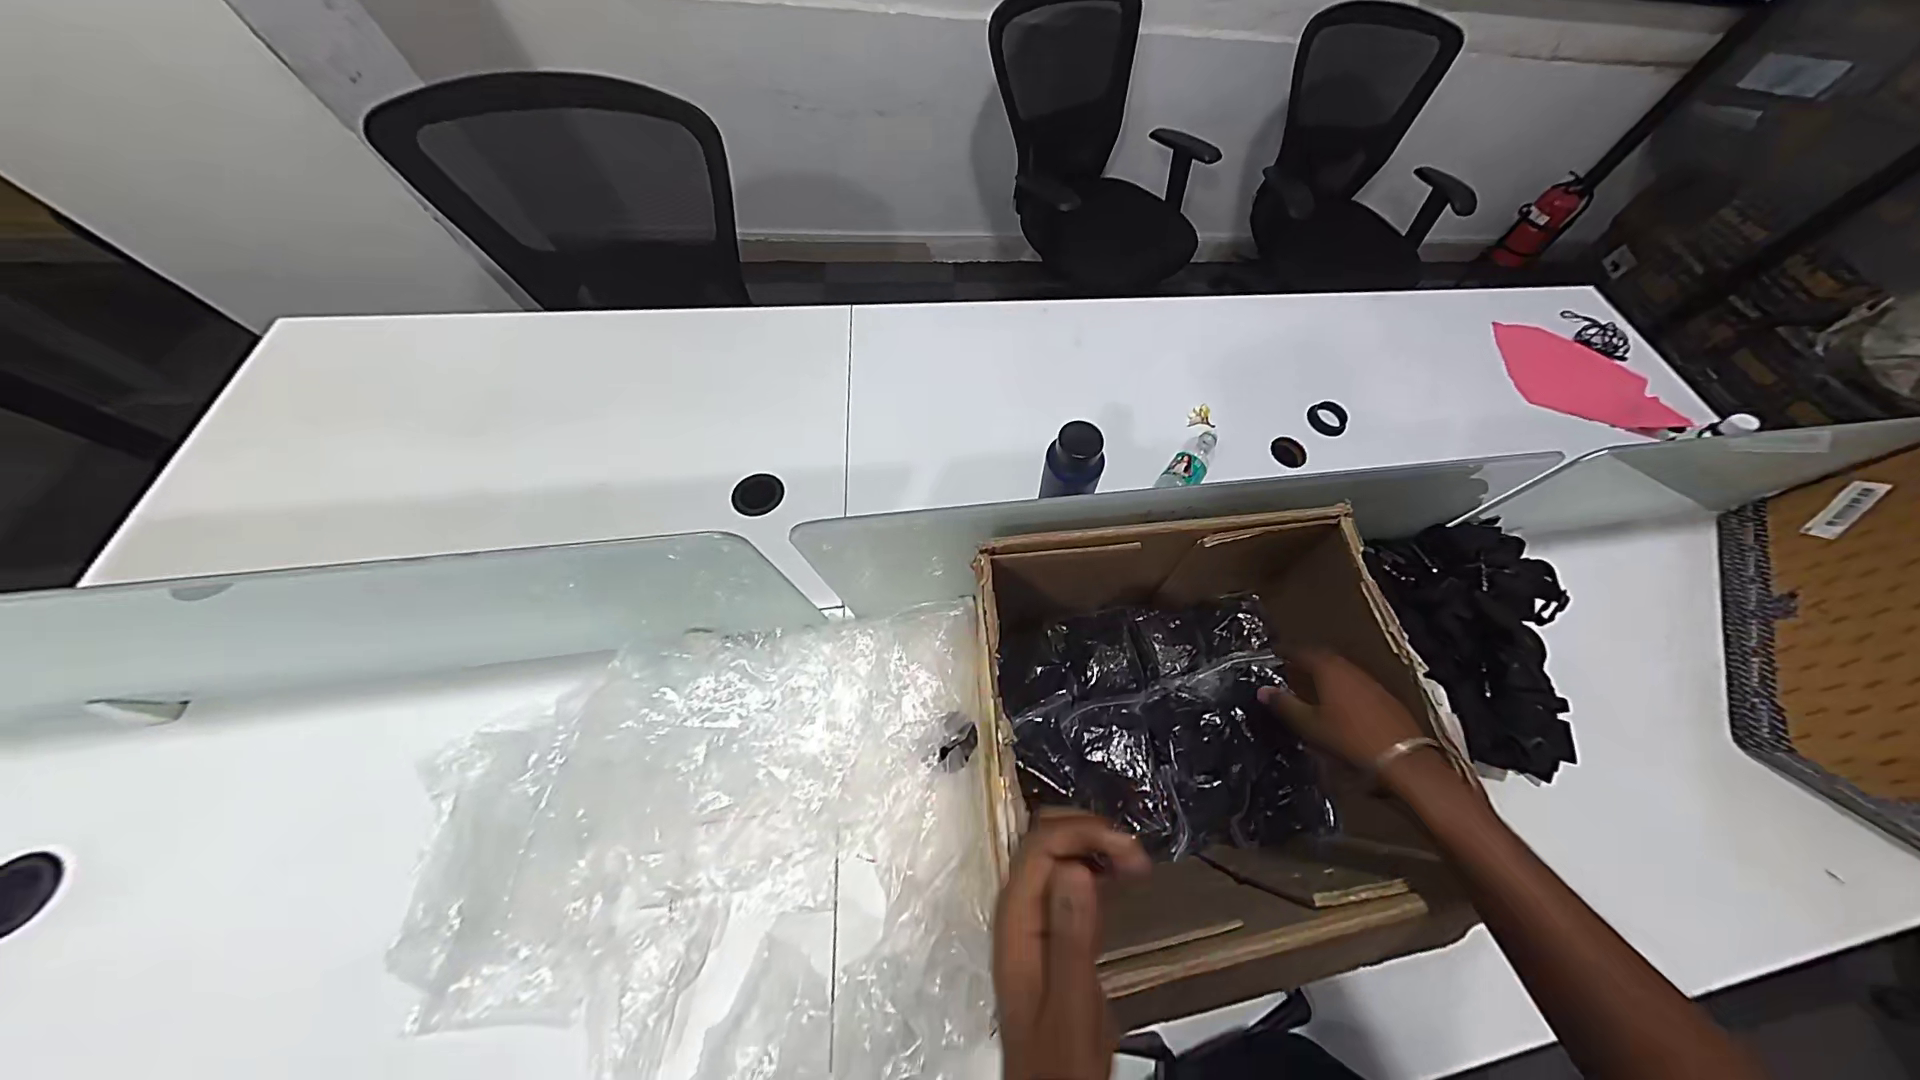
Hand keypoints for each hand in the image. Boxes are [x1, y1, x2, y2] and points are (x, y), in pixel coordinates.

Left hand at [994, 811, 1149, 1079]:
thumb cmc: (1059, 1060)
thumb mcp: (1071, 1005)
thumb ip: (1072, 936)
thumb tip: (1075, 868)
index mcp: (1016, 916)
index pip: (1041, 844)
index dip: (1083, 832)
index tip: (1129, 848)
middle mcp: (1018, 905)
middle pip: (1044, 837)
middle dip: (1089, 831)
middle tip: (1134, 853)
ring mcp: (1033, 912)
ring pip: (1057, 851)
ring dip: (1094, 844)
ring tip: (1135, 861)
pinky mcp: (1051, 923)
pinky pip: (1069, 875)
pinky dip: (1095, 865)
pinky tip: (1121, 876)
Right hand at [1256, 648, 1426, 770]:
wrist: (1403, 759)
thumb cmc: (1349, 738)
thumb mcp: (1309, 724)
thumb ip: (1285, 705)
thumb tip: (1264, 691)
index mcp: (1329, 670)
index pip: (1303, 652)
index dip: (1287, 652)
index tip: (1274, 653)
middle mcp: (1351, 670)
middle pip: (1324, 659)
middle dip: (1306, 662)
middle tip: (1291, 669)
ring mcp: (1372, 683)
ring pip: (1342, 672)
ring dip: (1326, 675)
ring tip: (1312, 687)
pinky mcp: (1387, 699)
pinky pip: (1357, 685)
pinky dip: (1343, 688)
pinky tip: (1339, 705)